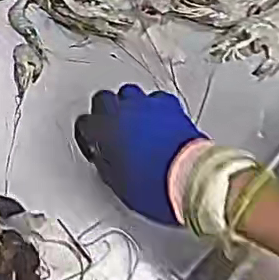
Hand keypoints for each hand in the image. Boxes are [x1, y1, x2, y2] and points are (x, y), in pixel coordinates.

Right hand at [74, 84, 205, 224]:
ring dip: (128, 106)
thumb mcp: (121, 185)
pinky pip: (157, 100)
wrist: (193, 179)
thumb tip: (105, 161)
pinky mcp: (171, 107)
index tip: (92, 142)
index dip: (87, 134)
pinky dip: (155, 108)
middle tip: (108, 126)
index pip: (85, 123)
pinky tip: (158, 121)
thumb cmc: (158, 185)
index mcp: (107, 130)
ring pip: (129, 93)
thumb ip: (107, 165)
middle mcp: (124, 112)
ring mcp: (148, 106)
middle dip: (103, 111)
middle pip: (103, 98)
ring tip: (133, 122)